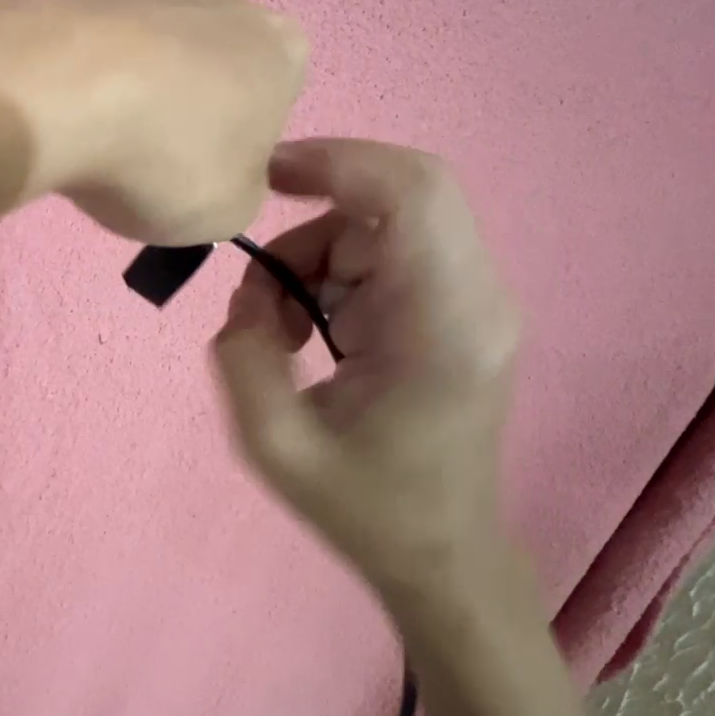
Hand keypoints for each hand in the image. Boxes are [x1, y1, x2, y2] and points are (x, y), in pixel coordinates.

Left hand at [0, 0, 307, 244]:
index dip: (243, 129)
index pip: (278, 86)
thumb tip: (228, 174)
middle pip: (207, 46)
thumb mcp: (227, 210)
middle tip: (141, 144)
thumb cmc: (163, 162)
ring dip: (124, 53)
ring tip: (85, 109)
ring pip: (140, 16)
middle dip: (182, 87)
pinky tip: (47, 7)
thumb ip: (240, 187)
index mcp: (277, 49)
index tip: (203, 164)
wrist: (63, 104)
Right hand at [210, 139, 520, 592]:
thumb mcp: (274, 445)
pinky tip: (306, 331)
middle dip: (311, 214)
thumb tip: (249, 297)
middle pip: (397, 194)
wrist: (440, 554)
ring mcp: (469, 302)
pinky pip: (381, 253)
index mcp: (442, 326)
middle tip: (255, 270)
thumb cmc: (363, 508)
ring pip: (379, 223)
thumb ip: (242, 356)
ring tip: (276, 328)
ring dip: (311, 256)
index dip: (335, 161)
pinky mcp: (453, 310)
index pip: (411, 194)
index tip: (262, 176)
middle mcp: (472, 298)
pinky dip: (327, 274)